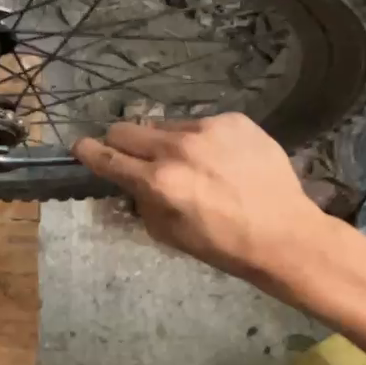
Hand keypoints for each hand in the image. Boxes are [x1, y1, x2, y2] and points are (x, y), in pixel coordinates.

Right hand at [73, 114, 333, 280]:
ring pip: (163, 125)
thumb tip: (129, 181)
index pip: (106, 156)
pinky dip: (199, 140)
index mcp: (158, 181)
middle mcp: (178, 148)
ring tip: (190, 164)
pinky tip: (220, 160)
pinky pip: (199, 124)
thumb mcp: (167, 233)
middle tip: (134, 159)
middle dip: (121, 144)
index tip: (80, 147)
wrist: (285, 234)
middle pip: (125, 129)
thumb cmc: (222, 244)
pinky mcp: (234, 120)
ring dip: (164, 142)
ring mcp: (208, 129)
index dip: (87, 151)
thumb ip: (140, 200)